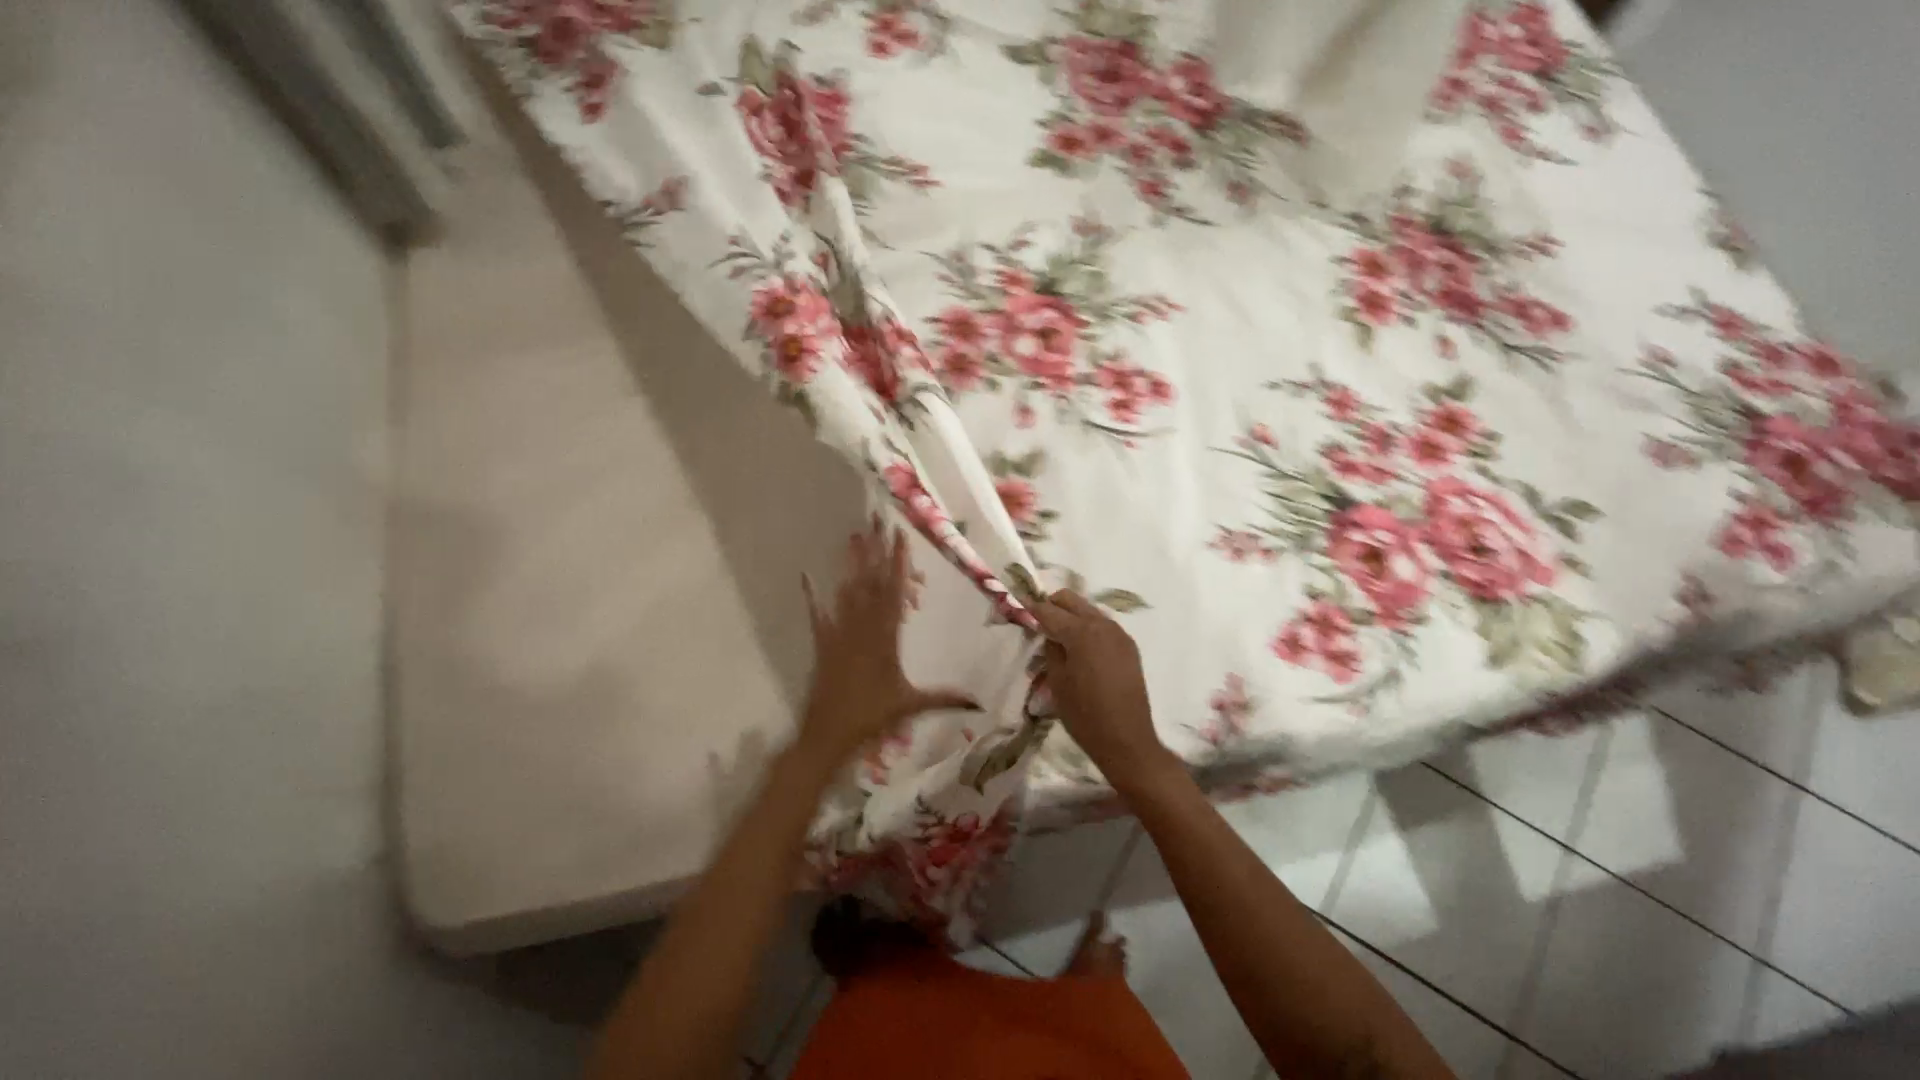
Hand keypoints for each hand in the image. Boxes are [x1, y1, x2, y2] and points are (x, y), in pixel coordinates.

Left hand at [794, 516, 976, 768]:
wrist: (829, 733)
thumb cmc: (873, 718)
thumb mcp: (911, 705)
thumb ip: (945, 698)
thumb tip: (978, 703)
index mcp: (887, 639)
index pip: (895, 593)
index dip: (899, 564)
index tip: (900, 537)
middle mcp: (863, 629)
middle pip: (871, 583)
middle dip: (876, 551)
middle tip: (876, 521)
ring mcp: (840, 634)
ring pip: (847, 592)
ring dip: (851, 564)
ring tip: (854, 536)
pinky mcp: (822, 644)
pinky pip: (817, 615)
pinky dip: (812, 596)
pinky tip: (806, 575)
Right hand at [1031, 590, 1178, 791]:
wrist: (1126, 739)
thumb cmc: (1084, 714)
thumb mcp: (1057, 681)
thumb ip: (1051, 649)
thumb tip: (1049, 632)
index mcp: (1082, 632)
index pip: (1048, 610)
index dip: (1029, 607)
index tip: (1016, 606)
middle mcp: (1103, 625)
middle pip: (1071, 600)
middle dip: (1051, 606)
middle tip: (1036, 624)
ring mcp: (1119, 635)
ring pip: (1088, 611)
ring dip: (1071, 617)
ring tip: (1057, 641)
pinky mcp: (1129, 648)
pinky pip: (1103, 627)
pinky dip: (1087, 630)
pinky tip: (1079, 651)